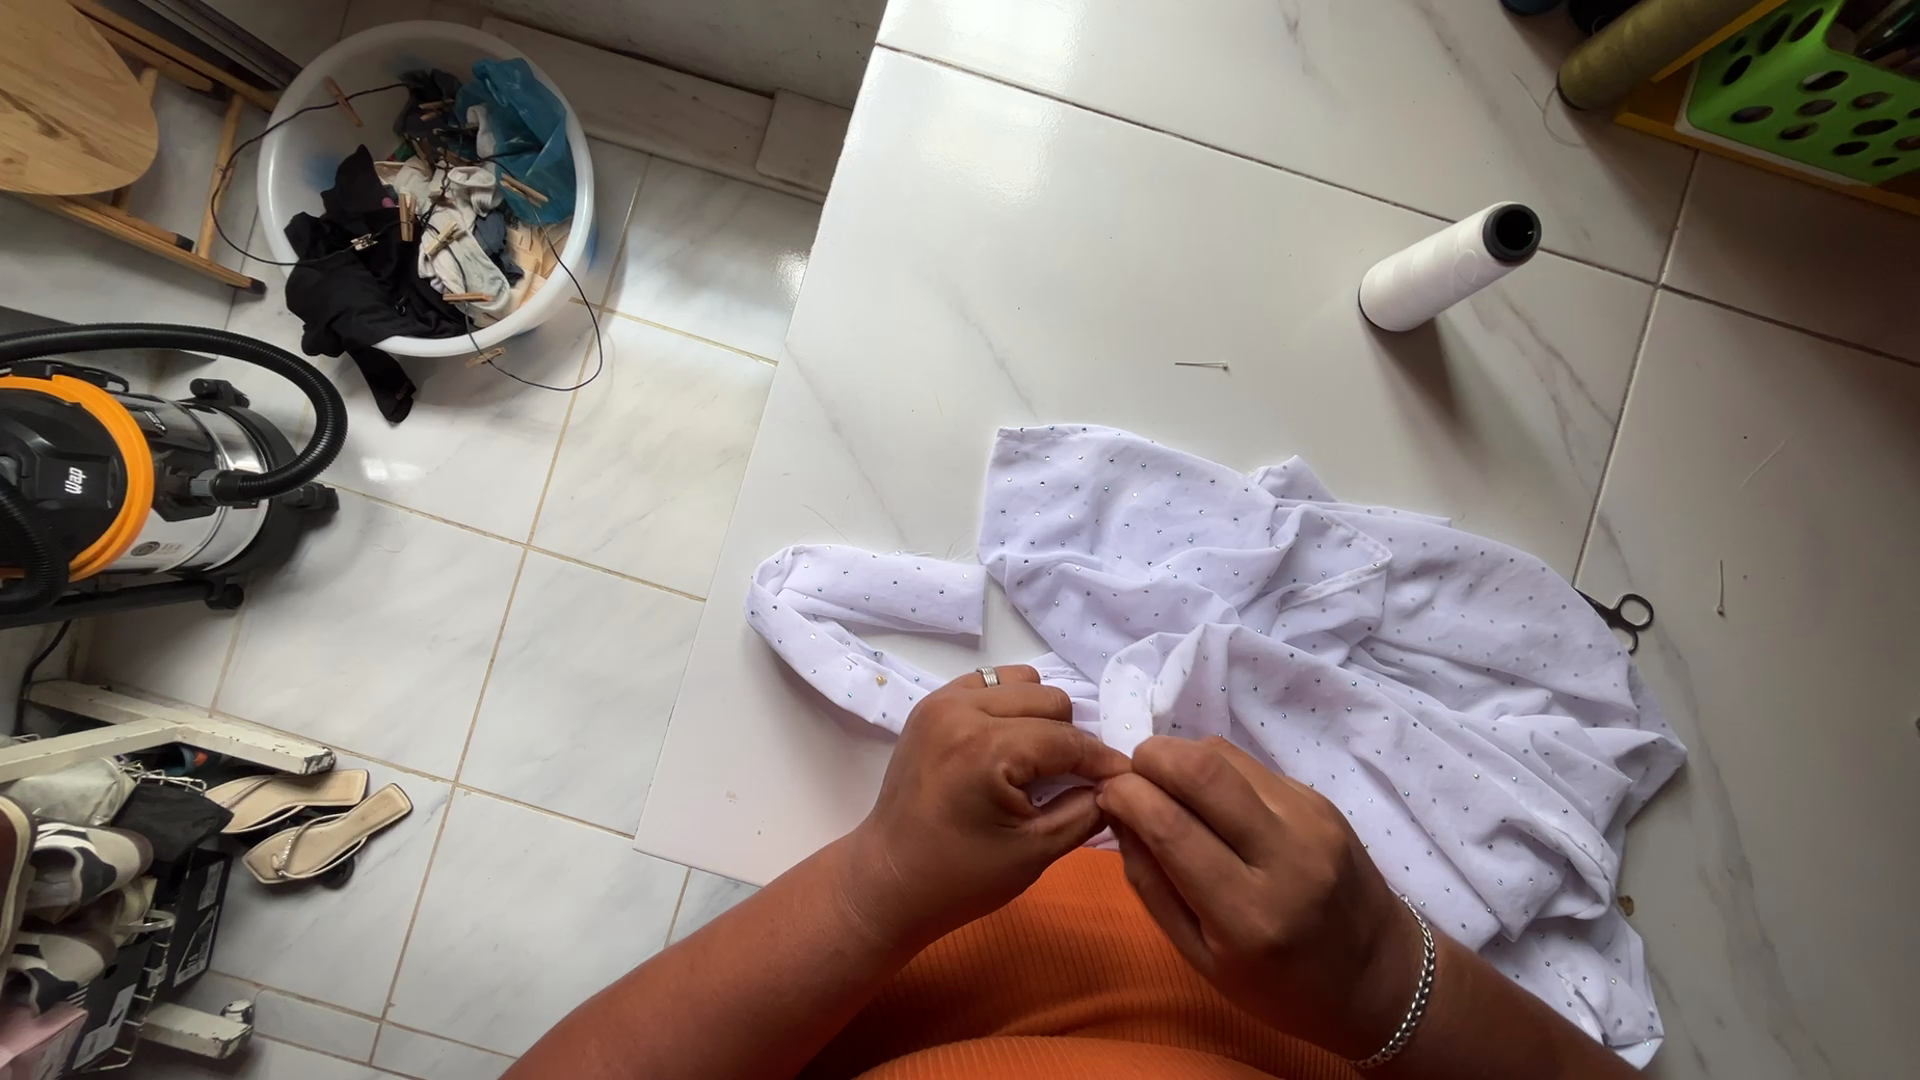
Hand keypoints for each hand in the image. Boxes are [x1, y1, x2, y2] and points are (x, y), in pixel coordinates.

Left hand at [840, 666, 1131, 949]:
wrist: (889, 879)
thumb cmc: (960, 877)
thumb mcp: (1036, 853)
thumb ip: (1086, 811)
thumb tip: (1118, 784)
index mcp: (986, 748)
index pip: (1066, 740)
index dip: (1102, 762)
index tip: (1125, 780)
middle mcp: (962, 710)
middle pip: (1049, 700)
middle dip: (1069, 740)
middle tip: (1069, 781)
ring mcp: (942, 701)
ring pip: (1022, 683)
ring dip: (1039, 718)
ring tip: (1034, 762)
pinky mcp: (931, 704)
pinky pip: (990, 683)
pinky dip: (1009, 706)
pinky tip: (1007, 744)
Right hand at [1096, 736, 1422, 1059]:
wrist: (1382, 977)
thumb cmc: (1279, 984)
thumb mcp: (1199, 956)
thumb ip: (1149, 882)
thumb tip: (1117, 810)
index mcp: (1250, 915)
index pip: (1170, 825)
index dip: (1125, 795)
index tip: (1107, 794)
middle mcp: (1286, 857)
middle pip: (1200, 769)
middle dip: (1148, 757)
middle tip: (1131, 776)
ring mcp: (1310, 819)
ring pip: (1221, 753)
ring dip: (1178, 756)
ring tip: (1169, 786)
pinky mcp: (1319, 797)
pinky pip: (1247, 762)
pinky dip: (1212, 768)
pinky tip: (1211, 798)